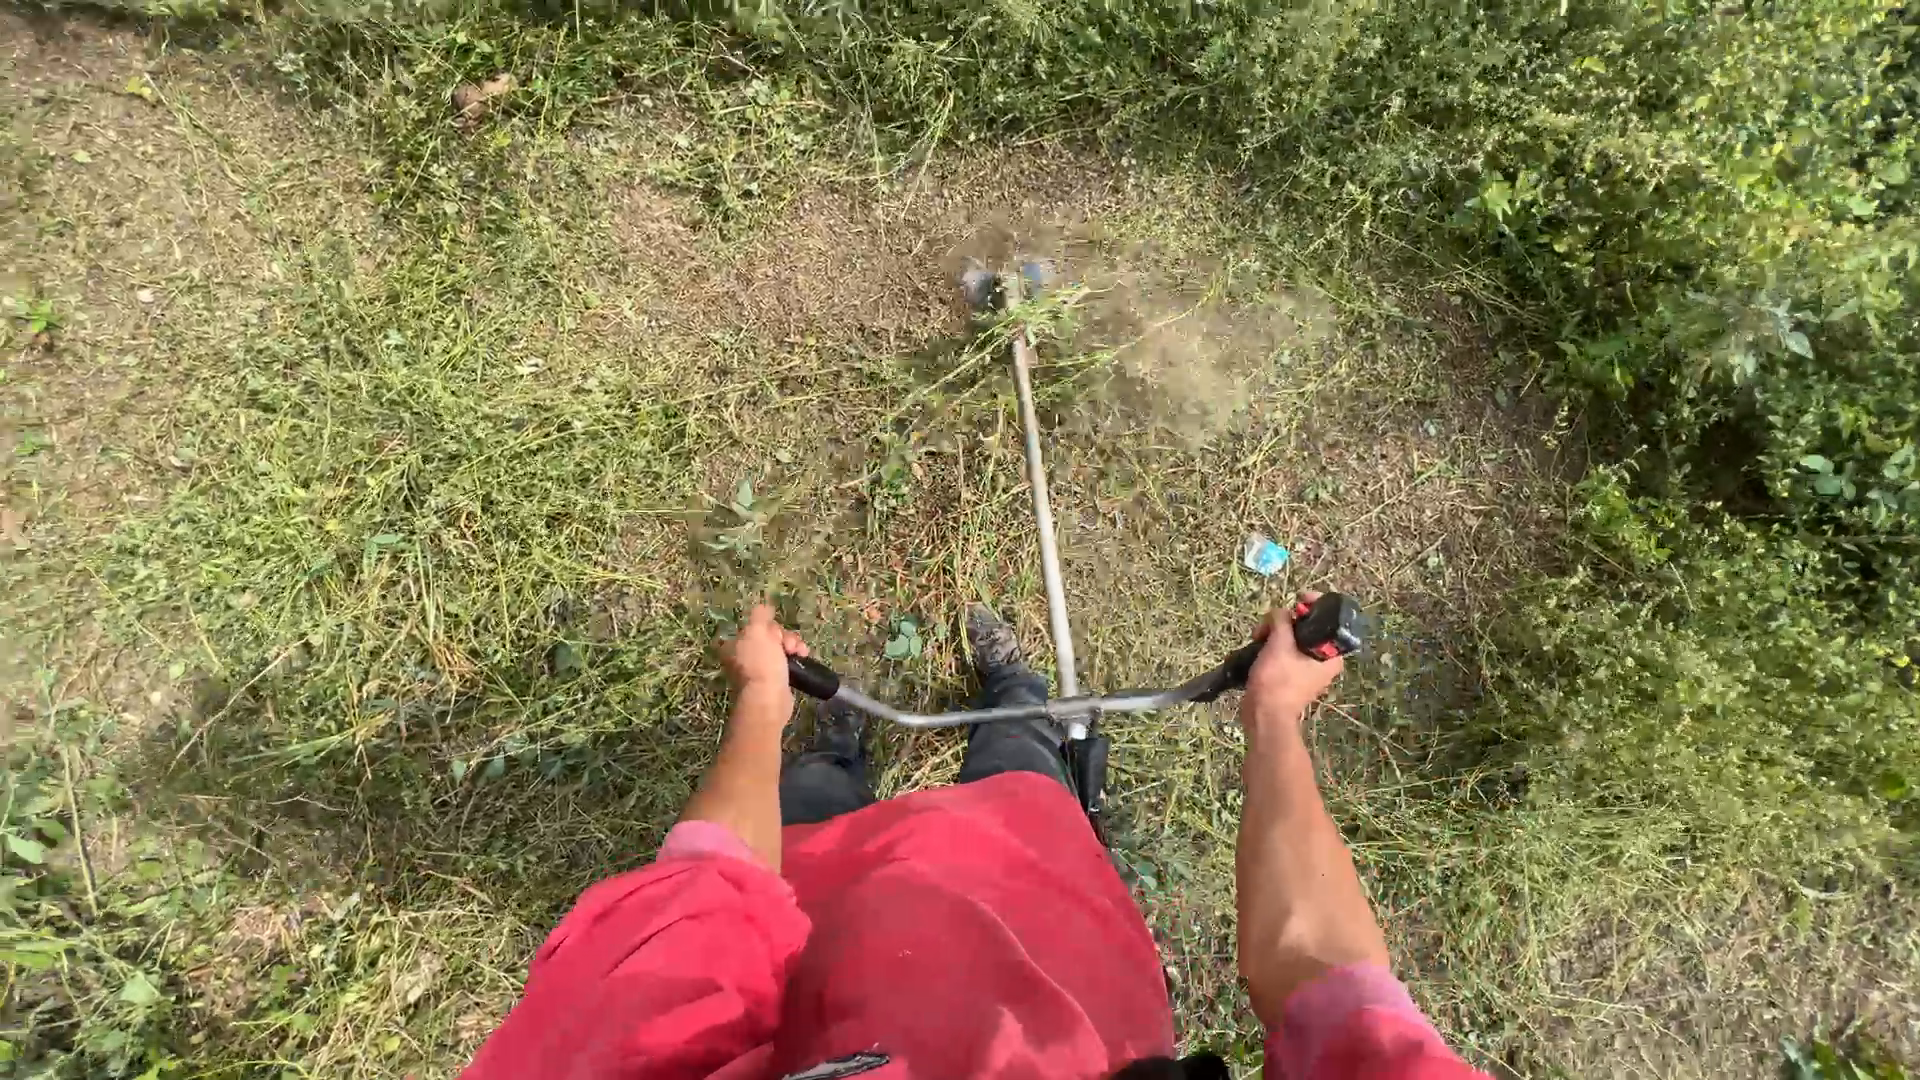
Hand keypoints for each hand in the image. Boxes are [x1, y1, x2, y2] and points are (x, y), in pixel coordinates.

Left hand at [720, 605, 809, 697]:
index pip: (755, 625)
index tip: (775, 632)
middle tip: (789, 645)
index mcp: (733, 644)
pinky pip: (786, 661)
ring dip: (793, 645)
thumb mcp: (758, 631)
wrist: (769, 698)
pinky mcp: (772, 678)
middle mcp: (742, 656)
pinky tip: (802, 658)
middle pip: (769, 635)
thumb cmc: (760, 663)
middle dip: (784, 637)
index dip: (769, 626)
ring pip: (780, 647)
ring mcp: (758, 668)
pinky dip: (795, 658)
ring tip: (800, 653)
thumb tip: (764, 605)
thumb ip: (760, 615)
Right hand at [1243, 592, 1343, 728]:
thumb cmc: (1277, 680)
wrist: (1264, 714)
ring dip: (1274, 632)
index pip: (1328, 619)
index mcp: (1331, 655)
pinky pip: (1283, 649)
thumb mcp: (1279, 644)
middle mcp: (1323, 660)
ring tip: (1257, 637)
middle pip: (1306, 626)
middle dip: (1285, 620)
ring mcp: (1306, 668)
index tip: (1297, 597)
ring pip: (1292, 637)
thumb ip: (1282, 621)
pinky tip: (1257, 645)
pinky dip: (1271, 644)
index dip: (1313, 604)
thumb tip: (1280, 613)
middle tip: (1267, 625)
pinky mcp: (1290, 673)